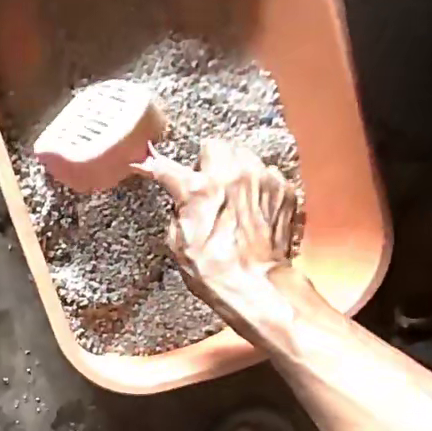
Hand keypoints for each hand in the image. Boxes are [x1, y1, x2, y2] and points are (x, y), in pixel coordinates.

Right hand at [140, 138, 301, 321]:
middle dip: (209, 162)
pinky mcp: (283, 190)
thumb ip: (177, 210)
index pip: (167, 166)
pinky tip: (253, 208)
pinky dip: (259, 186)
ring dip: (236, 170)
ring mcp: (262, 180)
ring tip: (233, 196)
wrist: (256, 284)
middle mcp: (233, 176)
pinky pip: (268, 174)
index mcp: (199, 189)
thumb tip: (177, 198)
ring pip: (245, 155)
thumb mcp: (179, 242)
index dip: (156, 166)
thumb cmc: (215, 269)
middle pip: (216, 146)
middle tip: (207, 184)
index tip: (149, 163)